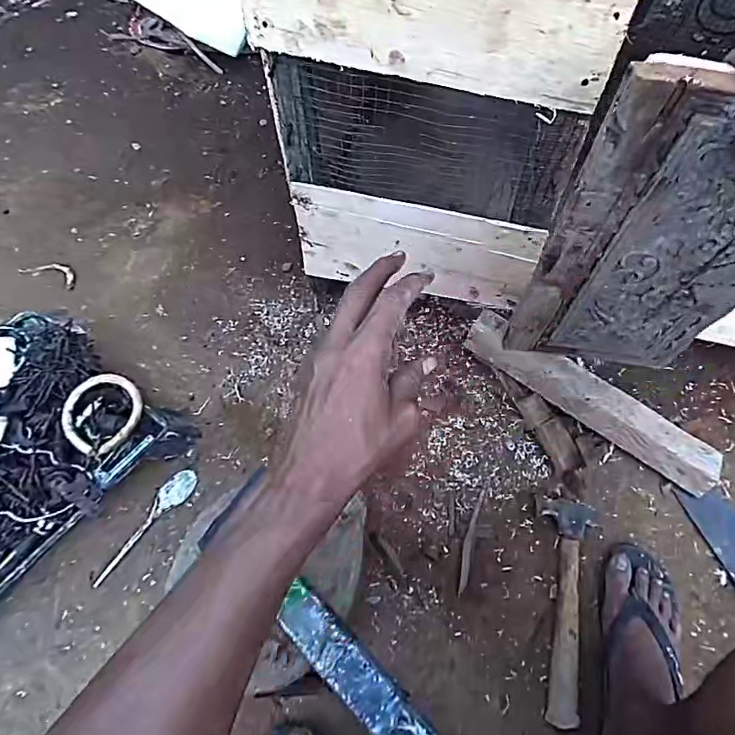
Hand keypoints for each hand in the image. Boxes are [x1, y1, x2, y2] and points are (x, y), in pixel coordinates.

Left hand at [276, 253, 434, 505]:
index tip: (424, 276)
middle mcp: (336, 348)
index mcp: (363, 355)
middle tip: (396, 257)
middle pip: (357, 293)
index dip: (409, 286)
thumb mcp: (399, 421)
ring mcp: (317, 358)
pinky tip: (362, 335)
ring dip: (362, 295)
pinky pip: (332, 335)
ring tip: (382, 290)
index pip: (389, 306)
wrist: (307, 477)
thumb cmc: (356, 453)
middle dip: (378, 270)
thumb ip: (413, 384)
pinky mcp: (308, 371)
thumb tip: (428, 362)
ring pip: (341, 313)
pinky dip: (350, 322)